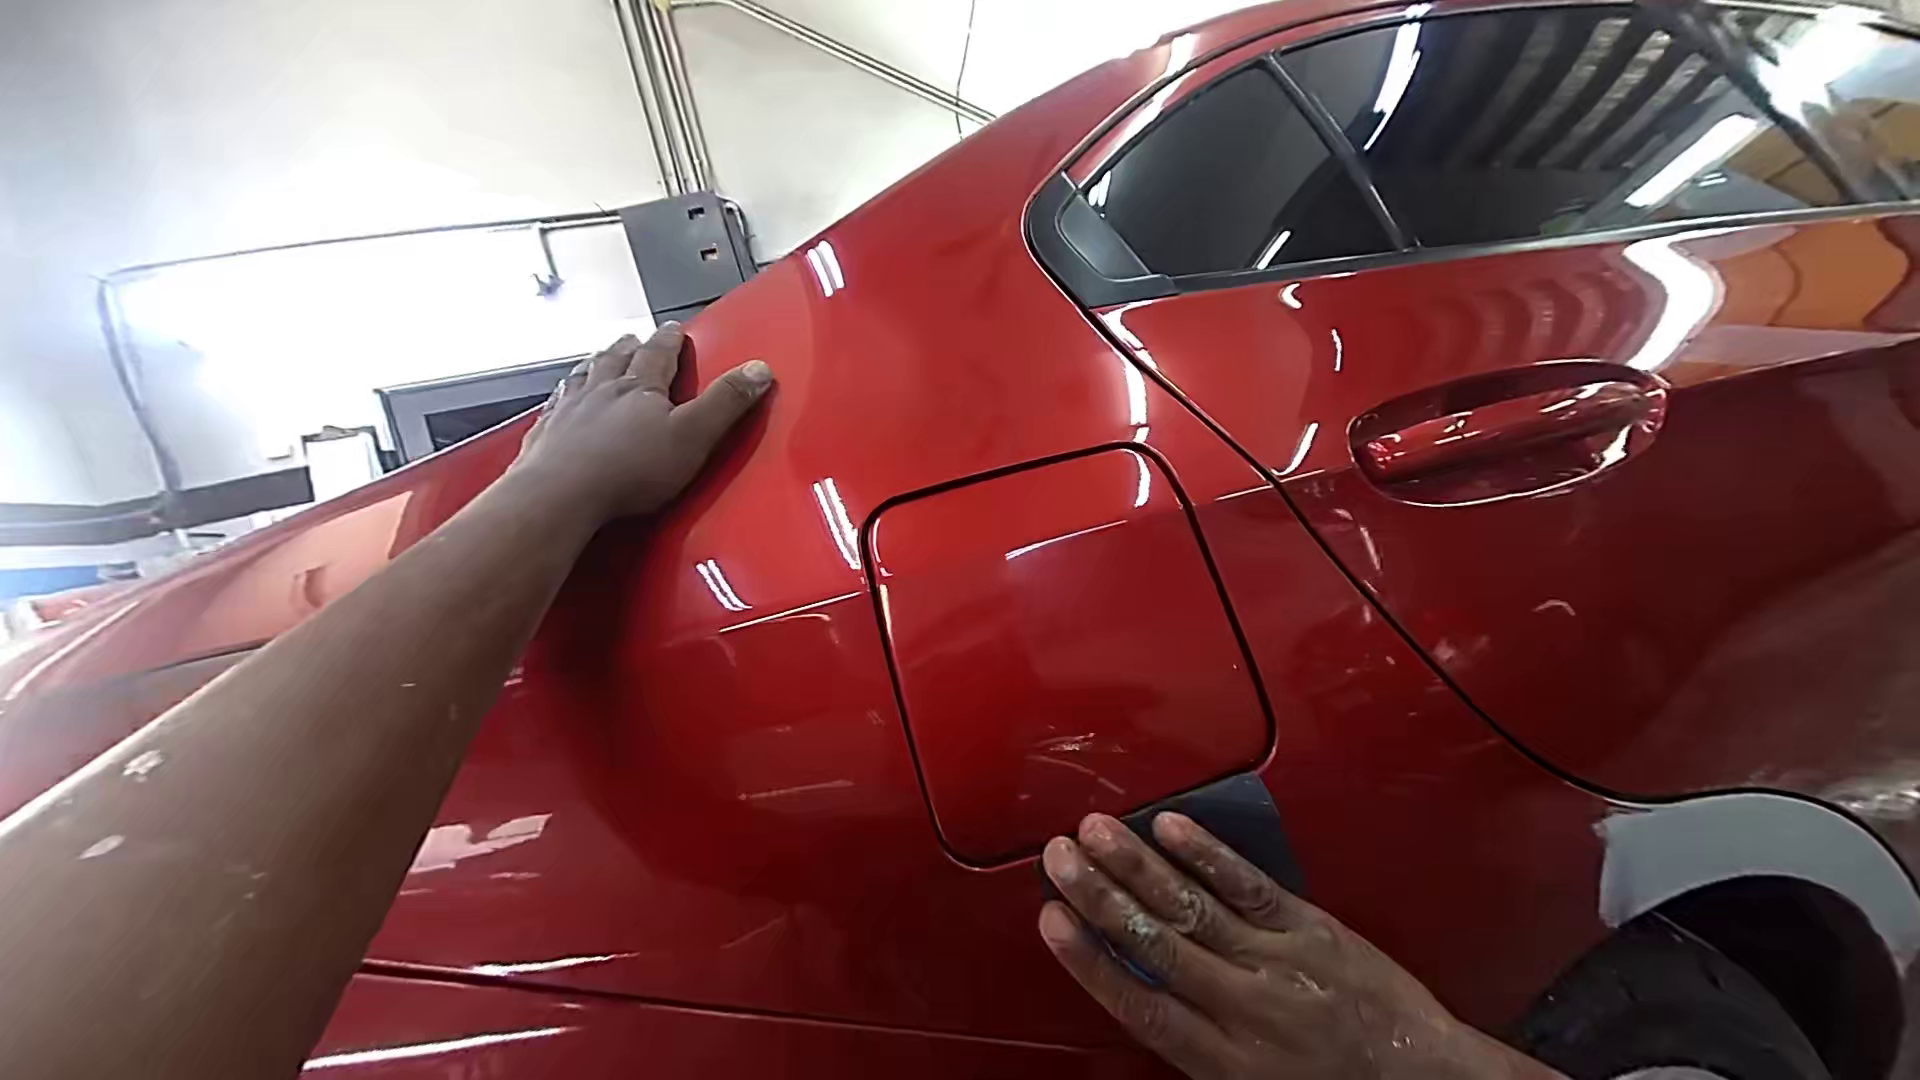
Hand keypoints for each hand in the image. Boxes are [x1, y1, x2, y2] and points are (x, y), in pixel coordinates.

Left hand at [510, 324, 772, 523]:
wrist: (563, 496)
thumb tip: (758, 370)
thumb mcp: (694, 435)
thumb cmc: (629, 470)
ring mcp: (568, 412)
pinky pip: (553, 407)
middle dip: (629, 348)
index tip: (675, 330)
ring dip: (594, 365)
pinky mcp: (545, 438)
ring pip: (583, 377)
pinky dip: (560, 398)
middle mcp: (600, 391)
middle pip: (616, 359)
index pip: (658, 354)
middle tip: (635, 339)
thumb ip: (726, 402)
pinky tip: (559, 400)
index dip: (670, 341)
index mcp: (638, 387)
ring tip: (598, 359)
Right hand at [1039, 812, 1562, 1079]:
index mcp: (1223, 1060)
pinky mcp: (1306, 925)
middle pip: (1157, 945)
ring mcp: (1275, 960)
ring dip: (1139, 865)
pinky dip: (1206, 854)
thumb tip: (1129, 979)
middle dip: (1100, 896)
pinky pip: (1248, 886)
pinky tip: (1169, 826)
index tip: (1050, 919)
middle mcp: (1243, 1009)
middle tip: (1058, 856)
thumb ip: (1191, 1038)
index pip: (1141, 1003)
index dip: (1091, 960)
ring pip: (1194, 907)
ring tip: (1096, 829)